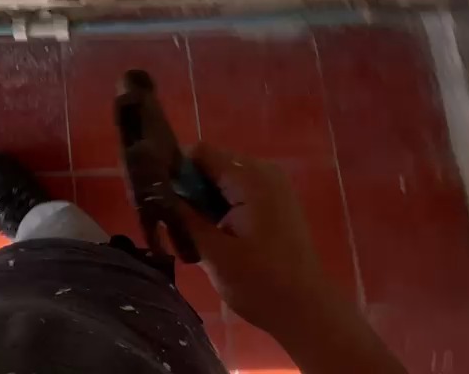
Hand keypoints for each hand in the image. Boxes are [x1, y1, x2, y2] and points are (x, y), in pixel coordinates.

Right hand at [171, 145, 343, 336]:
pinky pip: (240, 189)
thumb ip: (184, 216)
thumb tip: (156, 190)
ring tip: (201, 235)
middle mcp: (264, 171)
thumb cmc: (262, 285)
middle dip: (193, 190)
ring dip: (208, 201)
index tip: (165, 200)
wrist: (311, 316)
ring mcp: (274, 184)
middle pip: (212, 164)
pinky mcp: (278, 199)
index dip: (177, 171)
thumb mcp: (214, 253)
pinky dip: (225, 206)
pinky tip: (222, 235)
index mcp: (250, 177)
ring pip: (223, 178)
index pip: (199, 153)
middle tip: (182, 224)